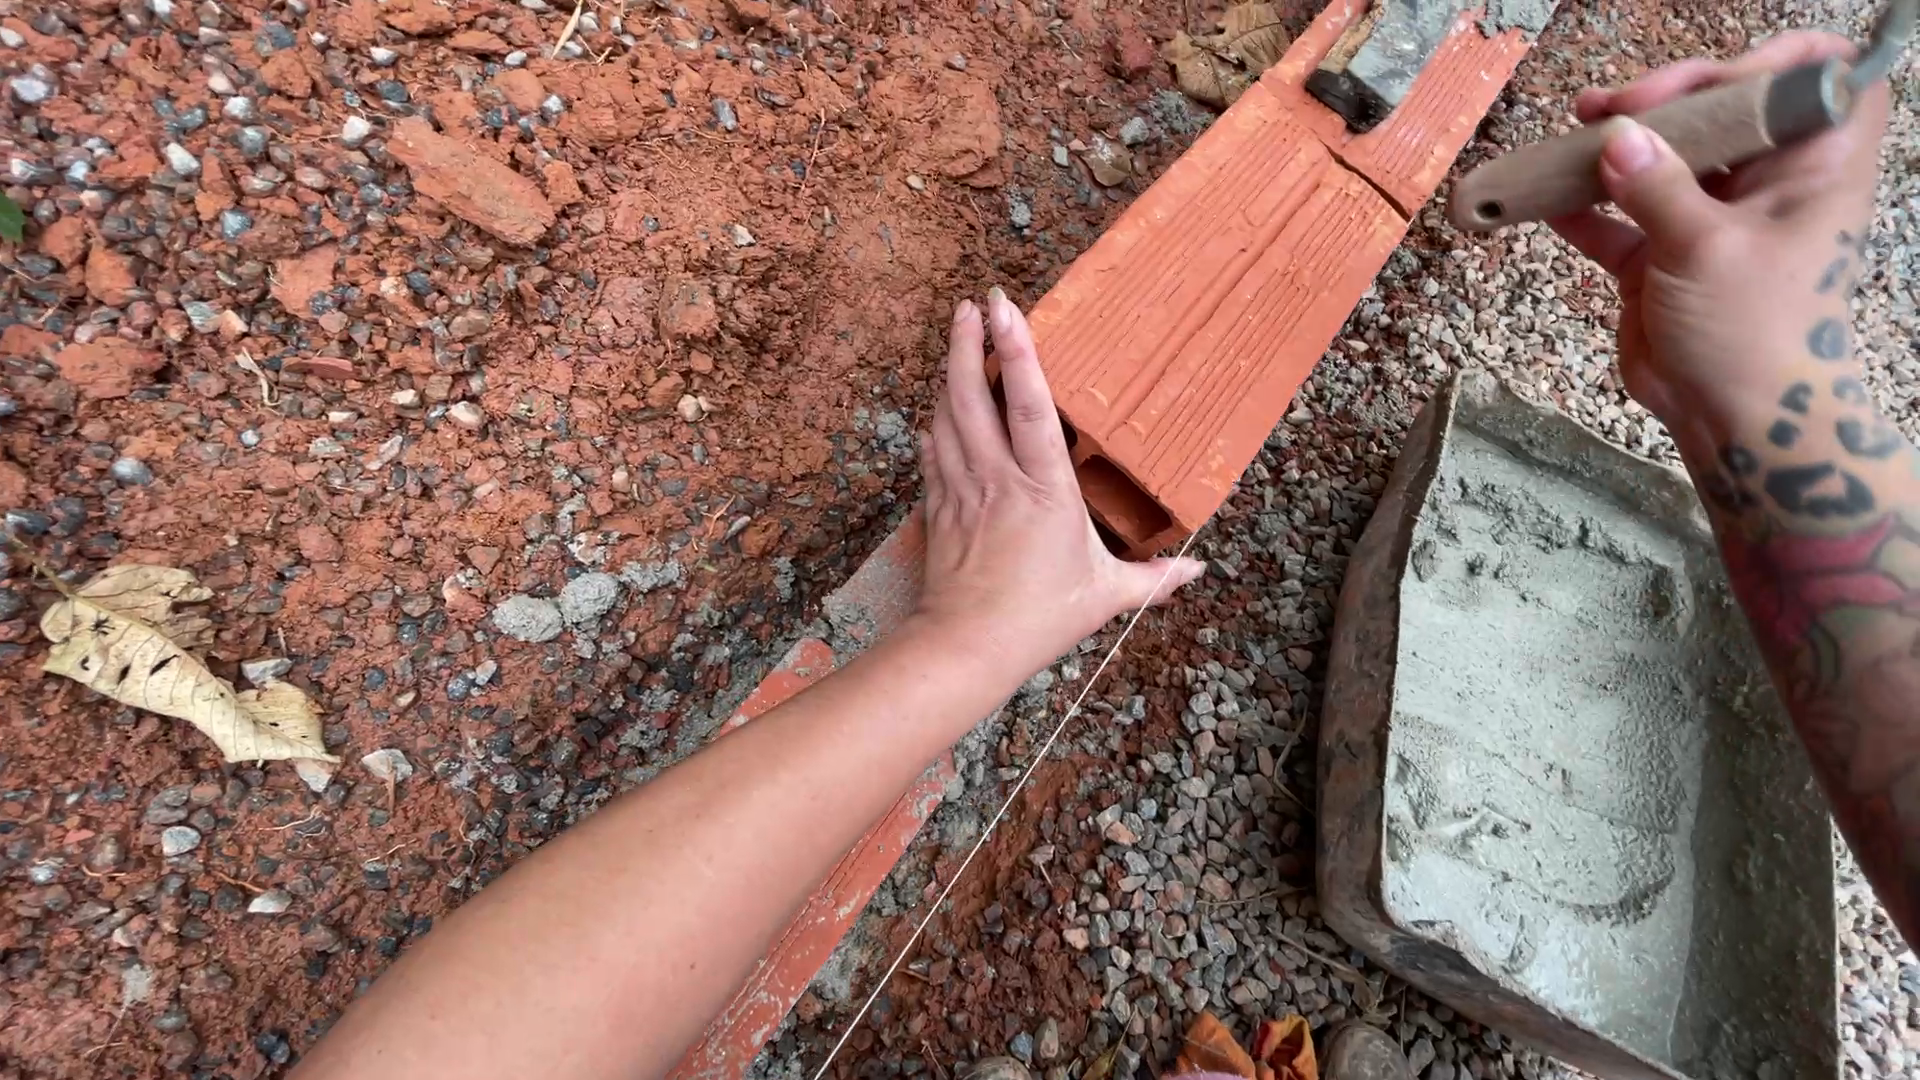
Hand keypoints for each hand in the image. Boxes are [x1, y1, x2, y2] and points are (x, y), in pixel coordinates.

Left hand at [911, 289, 1204, 681]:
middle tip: (969, 305)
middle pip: (973, 398)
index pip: (1031, 407)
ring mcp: (962, 490)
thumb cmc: (1040, 617)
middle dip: (966, 344)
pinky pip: (932, 453)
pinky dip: (933, 424)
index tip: (1005, 309)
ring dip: (947, 374)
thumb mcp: (1106, 596)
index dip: (1018, 353)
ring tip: (955, 338)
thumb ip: (1153, 579)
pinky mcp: (939, 508)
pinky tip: (935, 410)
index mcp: (1045, 490)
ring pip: (946, 418)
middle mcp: (998, 479)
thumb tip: (1197, 571)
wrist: (968, 645)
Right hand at [1546, 33, 1889, 428]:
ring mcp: (1703, 221)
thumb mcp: (1706, 246)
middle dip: (1661, 103)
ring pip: (1657, 168)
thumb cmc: (1750, 321)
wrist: (1728, 405)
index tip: (1685, 89)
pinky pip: (1614, 223)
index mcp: (1812, 164)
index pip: (1804, 80)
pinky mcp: (1655, 259)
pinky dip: (1580, 212)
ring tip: (1567, 134)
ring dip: (1612, 153)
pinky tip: (1545, 202)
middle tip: (1604, 107)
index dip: (1750, 68)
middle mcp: (1762, 183)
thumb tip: (1615, 136)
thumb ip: (1657, 189)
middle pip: (1717, 117)